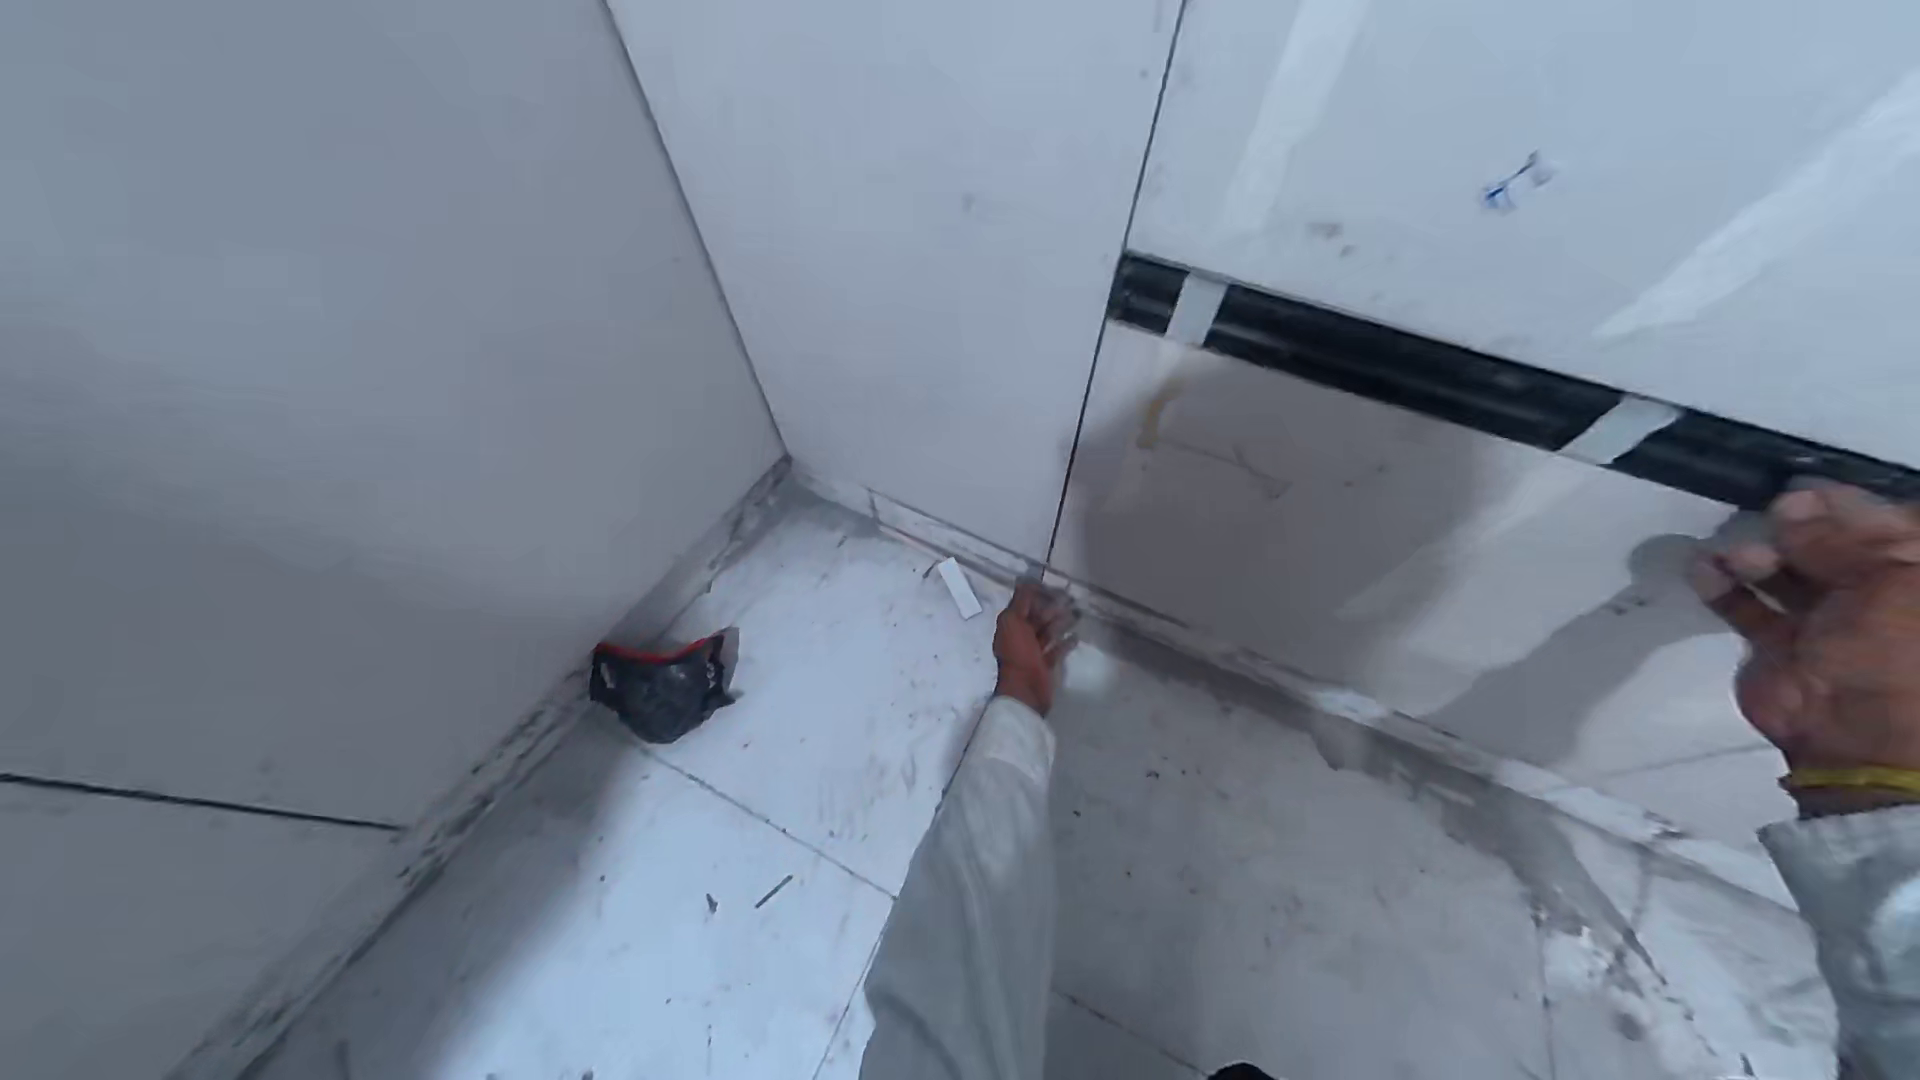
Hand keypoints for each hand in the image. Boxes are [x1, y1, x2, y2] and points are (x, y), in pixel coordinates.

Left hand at [993, 583, 1074, 714]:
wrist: (1025, 690)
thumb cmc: (1018, 653)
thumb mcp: (1014, 623)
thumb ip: (1019, 602)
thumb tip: (1023, 580)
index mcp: (1010, 624)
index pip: (1023, 603)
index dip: (1037, 594)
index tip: (1054, 588)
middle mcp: (1019, 636)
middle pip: (1037, 617)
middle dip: (1052, 608)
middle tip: (1071, 599)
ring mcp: (1032, 651)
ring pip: (1048, 632)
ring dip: (1061, 622)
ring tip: (1077, 614)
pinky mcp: (1044, 665)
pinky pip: (1055, 650)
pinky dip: (1065, 643)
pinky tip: (1076, 636)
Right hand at [1691, 484, 1919, 810]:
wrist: (1866, 737)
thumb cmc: (1909, 654)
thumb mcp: (1892, 585)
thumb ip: (1841, 541)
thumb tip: (1795, 500)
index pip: (1901, 529)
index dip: (1856, 508)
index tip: (1809, 491)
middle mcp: (1890, 600)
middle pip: (1841, 549)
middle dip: (1802, 530)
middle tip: (1771, 514)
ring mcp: (1834, 625)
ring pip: (1791, 575)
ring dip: (1759, 558)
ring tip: (1738, 556)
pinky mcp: (1780, 645)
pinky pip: (1746, 607)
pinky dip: (1723, 587)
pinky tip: (1705, 570)